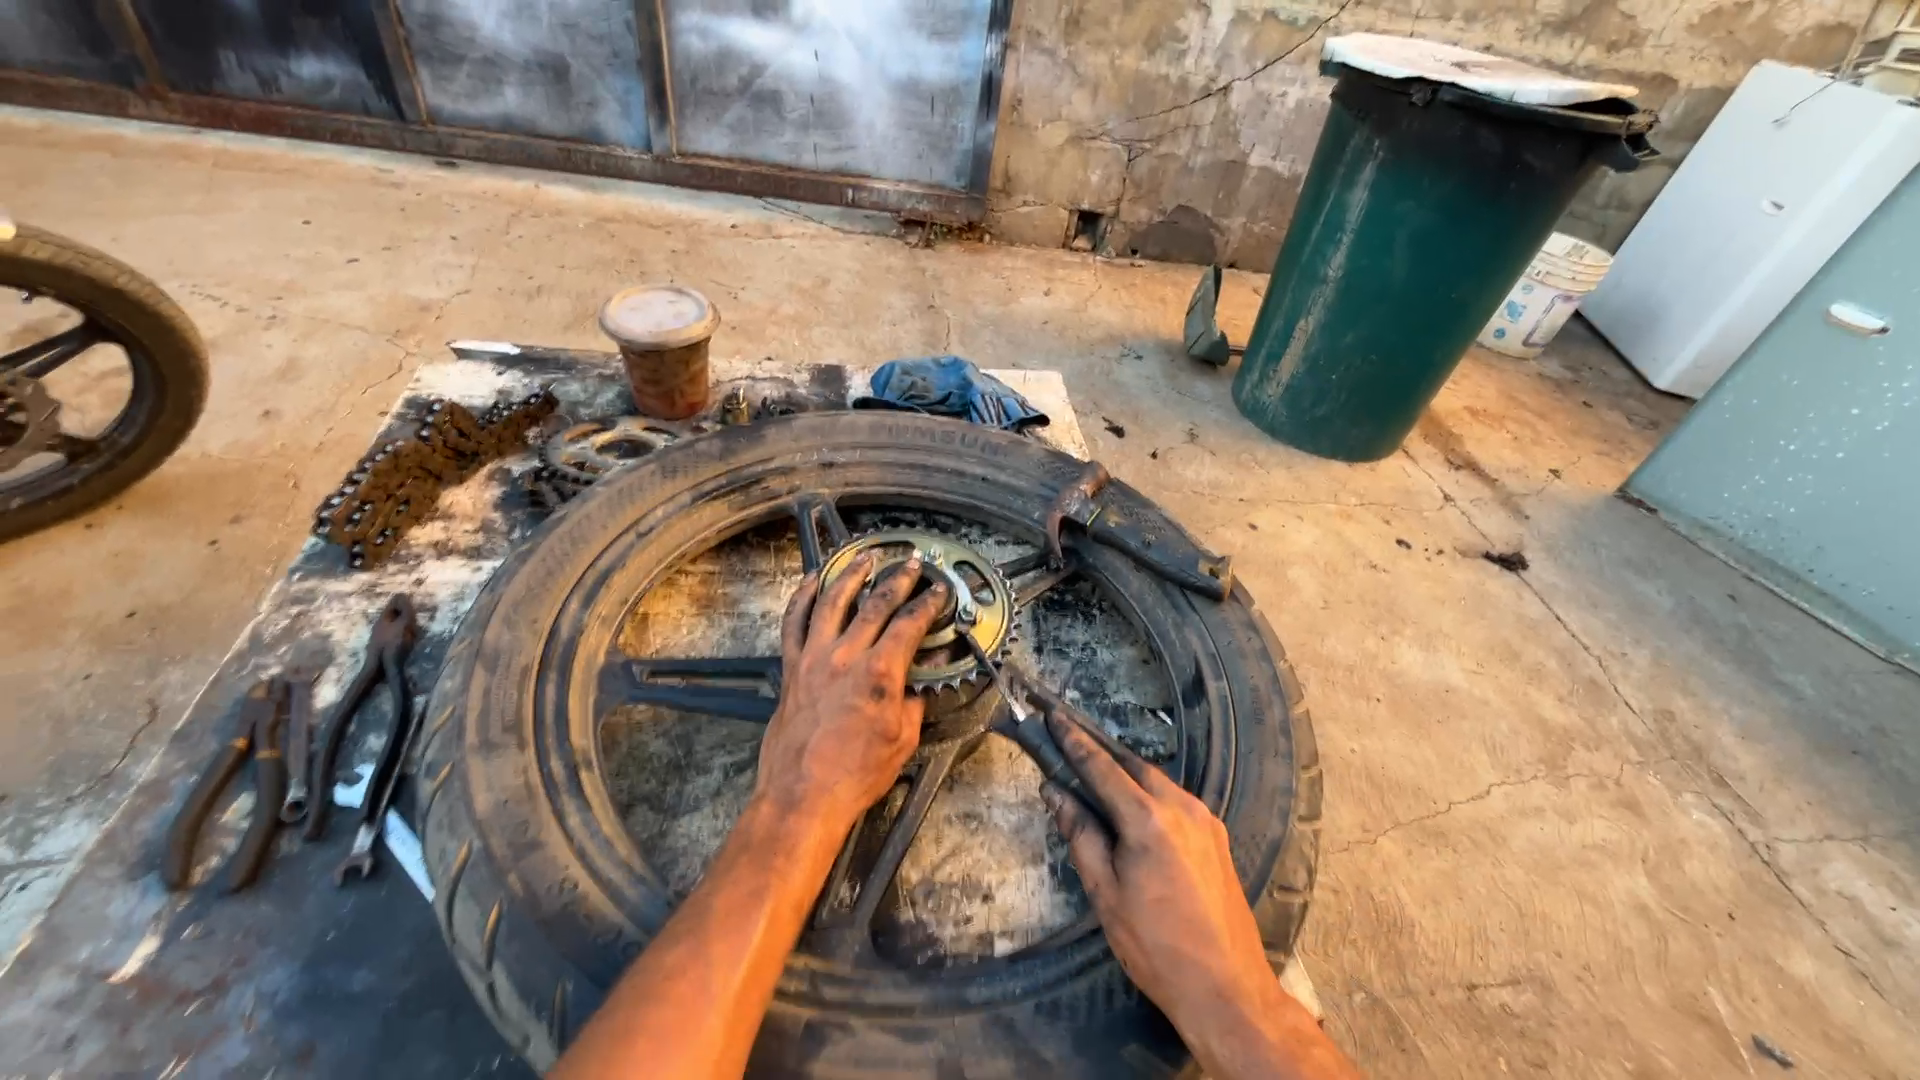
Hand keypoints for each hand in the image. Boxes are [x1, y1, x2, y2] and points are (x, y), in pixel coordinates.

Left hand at [754, 553, 946, 832]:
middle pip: (876, 603)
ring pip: (833, 601)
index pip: (910, 624)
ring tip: (866, 557)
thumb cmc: (855, 773)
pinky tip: (813, 581)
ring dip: (852, 574)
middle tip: (912, 563)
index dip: (928, 603)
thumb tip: (924, 676)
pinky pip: (794, 621)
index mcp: (879, 673)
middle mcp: (845, 657)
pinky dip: (803, 597)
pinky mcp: (792, 667)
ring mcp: (814, 658)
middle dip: (899, 579)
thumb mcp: (904, 738)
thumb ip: (915, 699)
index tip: (938, 591)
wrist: (803, 794)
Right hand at [1045, 715, 1359, 1079]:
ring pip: (1159, 783)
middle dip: (1103, 754)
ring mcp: (1207, 821)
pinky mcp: (1219, 838)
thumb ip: (1081, 835)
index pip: (1102, 767)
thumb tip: (1056, 793)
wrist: (1228, 988)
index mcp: (1148, 819)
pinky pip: (1177, 802)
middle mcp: (1182, 808)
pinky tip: (1136, 814)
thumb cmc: (1155, 945)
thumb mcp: (1105, 893)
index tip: (1055, 716)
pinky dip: (1150, 797)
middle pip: (1134, 767)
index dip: (1074, 740)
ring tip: (1099, 783)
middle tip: (1072, 745)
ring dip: (1128, 777)